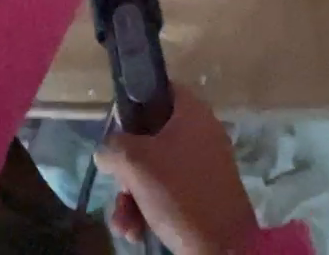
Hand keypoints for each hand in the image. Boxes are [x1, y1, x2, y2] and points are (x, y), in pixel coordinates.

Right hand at [95, 86, 258, 254]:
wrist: (222, 248)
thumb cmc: (179, 191)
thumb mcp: (136, 162)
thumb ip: (114, 147)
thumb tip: (106, 150)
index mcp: (192, 112)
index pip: (162, 88)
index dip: (137, 101)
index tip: (118, 125)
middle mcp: (201, 133)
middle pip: (151, 137)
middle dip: (127, 168)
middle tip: (119, 186)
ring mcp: (204, 166)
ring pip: (156, 170)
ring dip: (132, 196)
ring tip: (123, 222)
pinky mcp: (204, 195)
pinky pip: (169, 192)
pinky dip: (149, 209)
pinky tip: (135, 231)